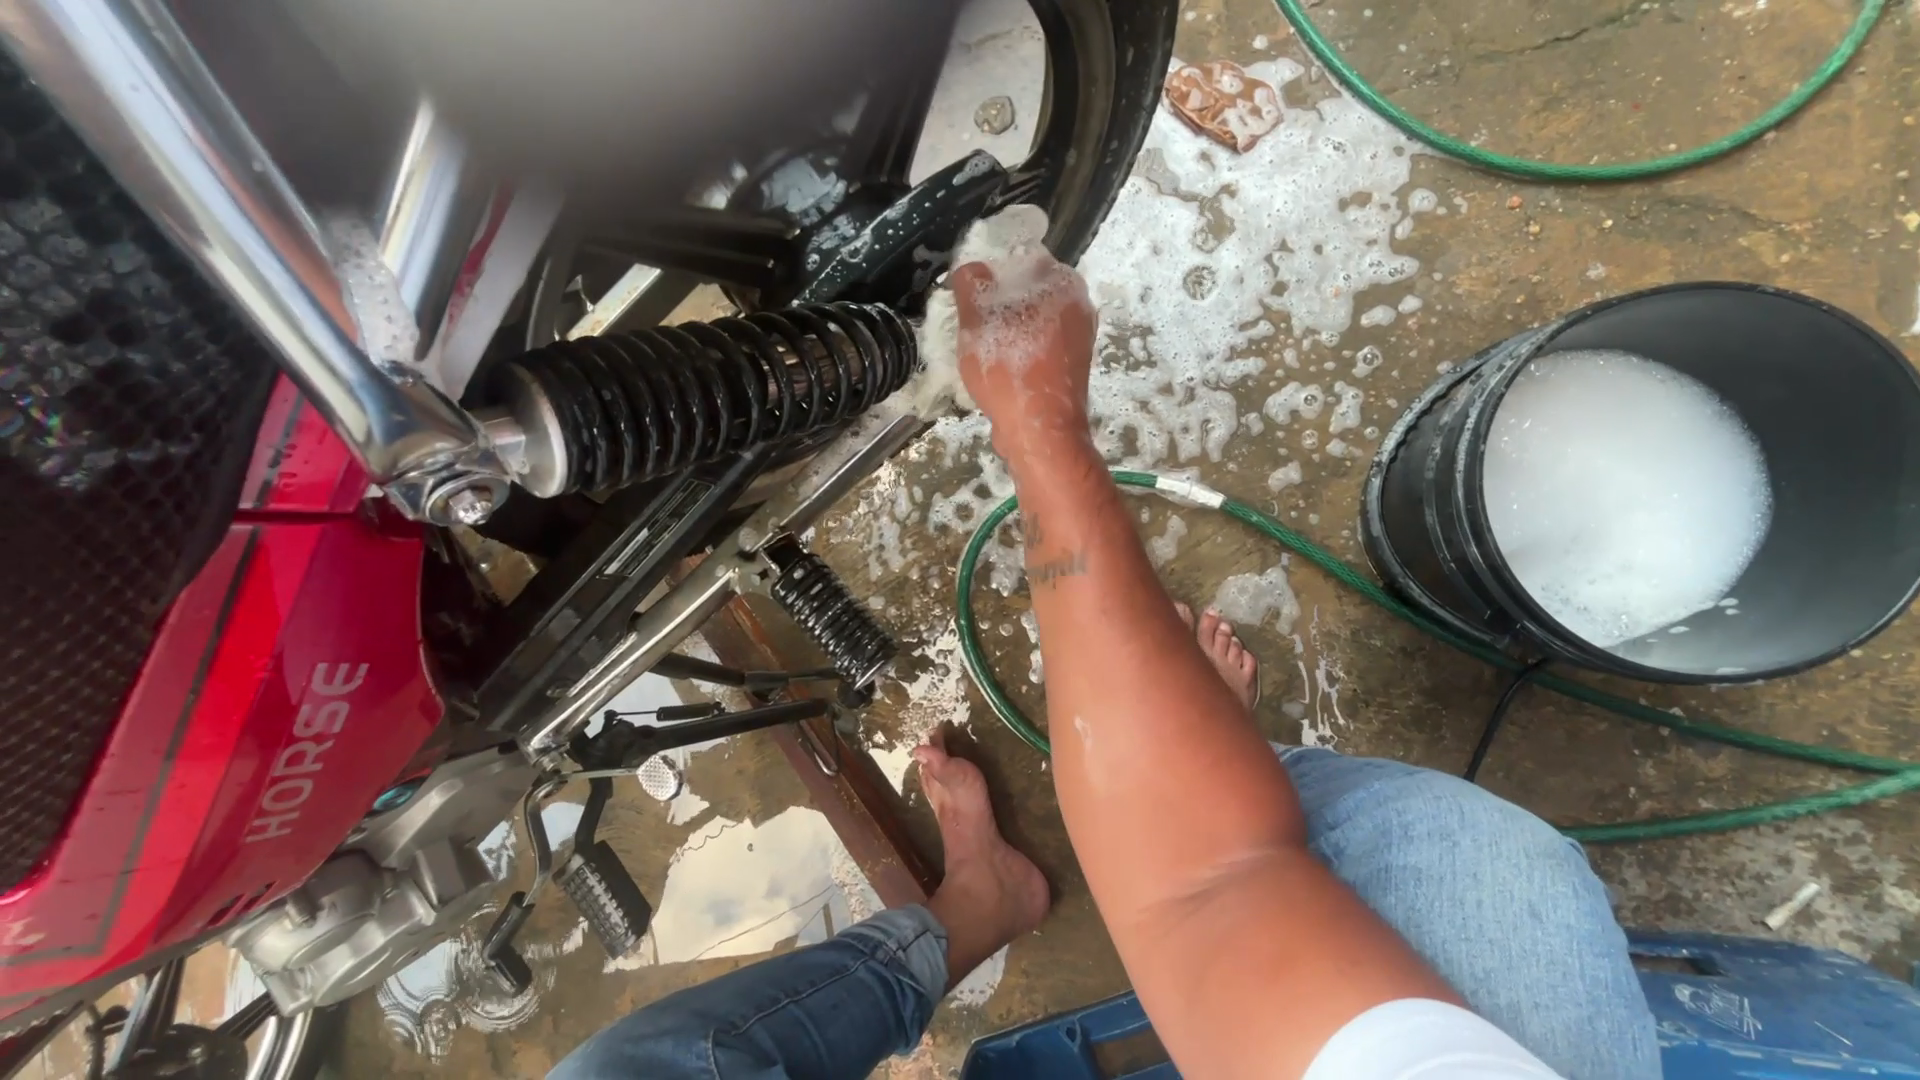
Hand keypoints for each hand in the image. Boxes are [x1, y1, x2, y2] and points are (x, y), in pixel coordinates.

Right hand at [951, 254, 1096, 466]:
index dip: (992, 274)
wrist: (1041, 432)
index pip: (1023, 260)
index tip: (970, 294)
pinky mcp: (1071, 369)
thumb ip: (971, 286)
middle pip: (1028, 293)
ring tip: (981, 348)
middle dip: (999, 305)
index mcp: (1064, 284)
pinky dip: (1019, 353)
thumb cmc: (1009, 371)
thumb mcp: (976, 322)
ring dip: (1007, 331)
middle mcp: (1079, 307)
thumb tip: (971, 270)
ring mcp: (1079, 341)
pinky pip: (1039, 349)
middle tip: (971, 323)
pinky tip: (998, 369)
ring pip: (1033, 322)